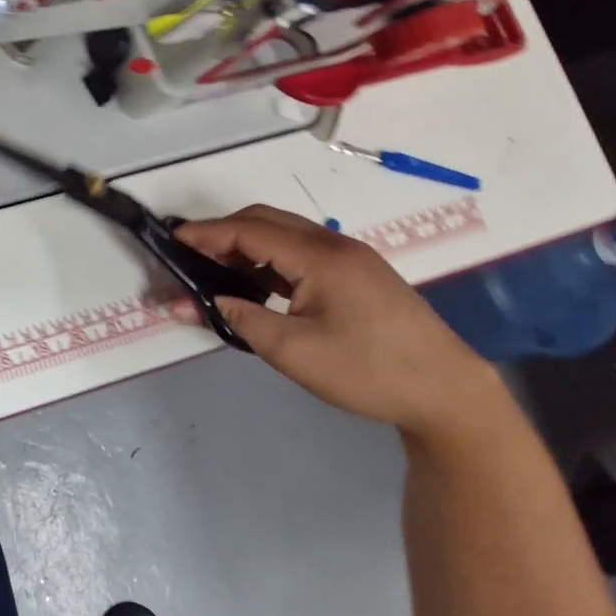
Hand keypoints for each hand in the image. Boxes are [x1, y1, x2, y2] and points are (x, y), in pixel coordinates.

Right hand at [175, 205, 501, 434]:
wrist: (446, 394)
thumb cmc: (366, 370)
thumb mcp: (290, 349)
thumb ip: (238, 318)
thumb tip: (193, 302)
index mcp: (321, 259)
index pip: (250, 231)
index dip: (205, 234)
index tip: (168, 242)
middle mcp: (337, 248)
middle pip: (267, 222)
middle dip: (221, 233)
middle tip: (185, 256)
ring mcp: (351, 261)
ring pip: (284, 236)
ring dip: (244, 246)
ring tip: (209, 271)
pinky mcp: (357, 277)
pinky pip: (300, 254)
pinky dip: (266, 260)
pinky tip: (250, 285)